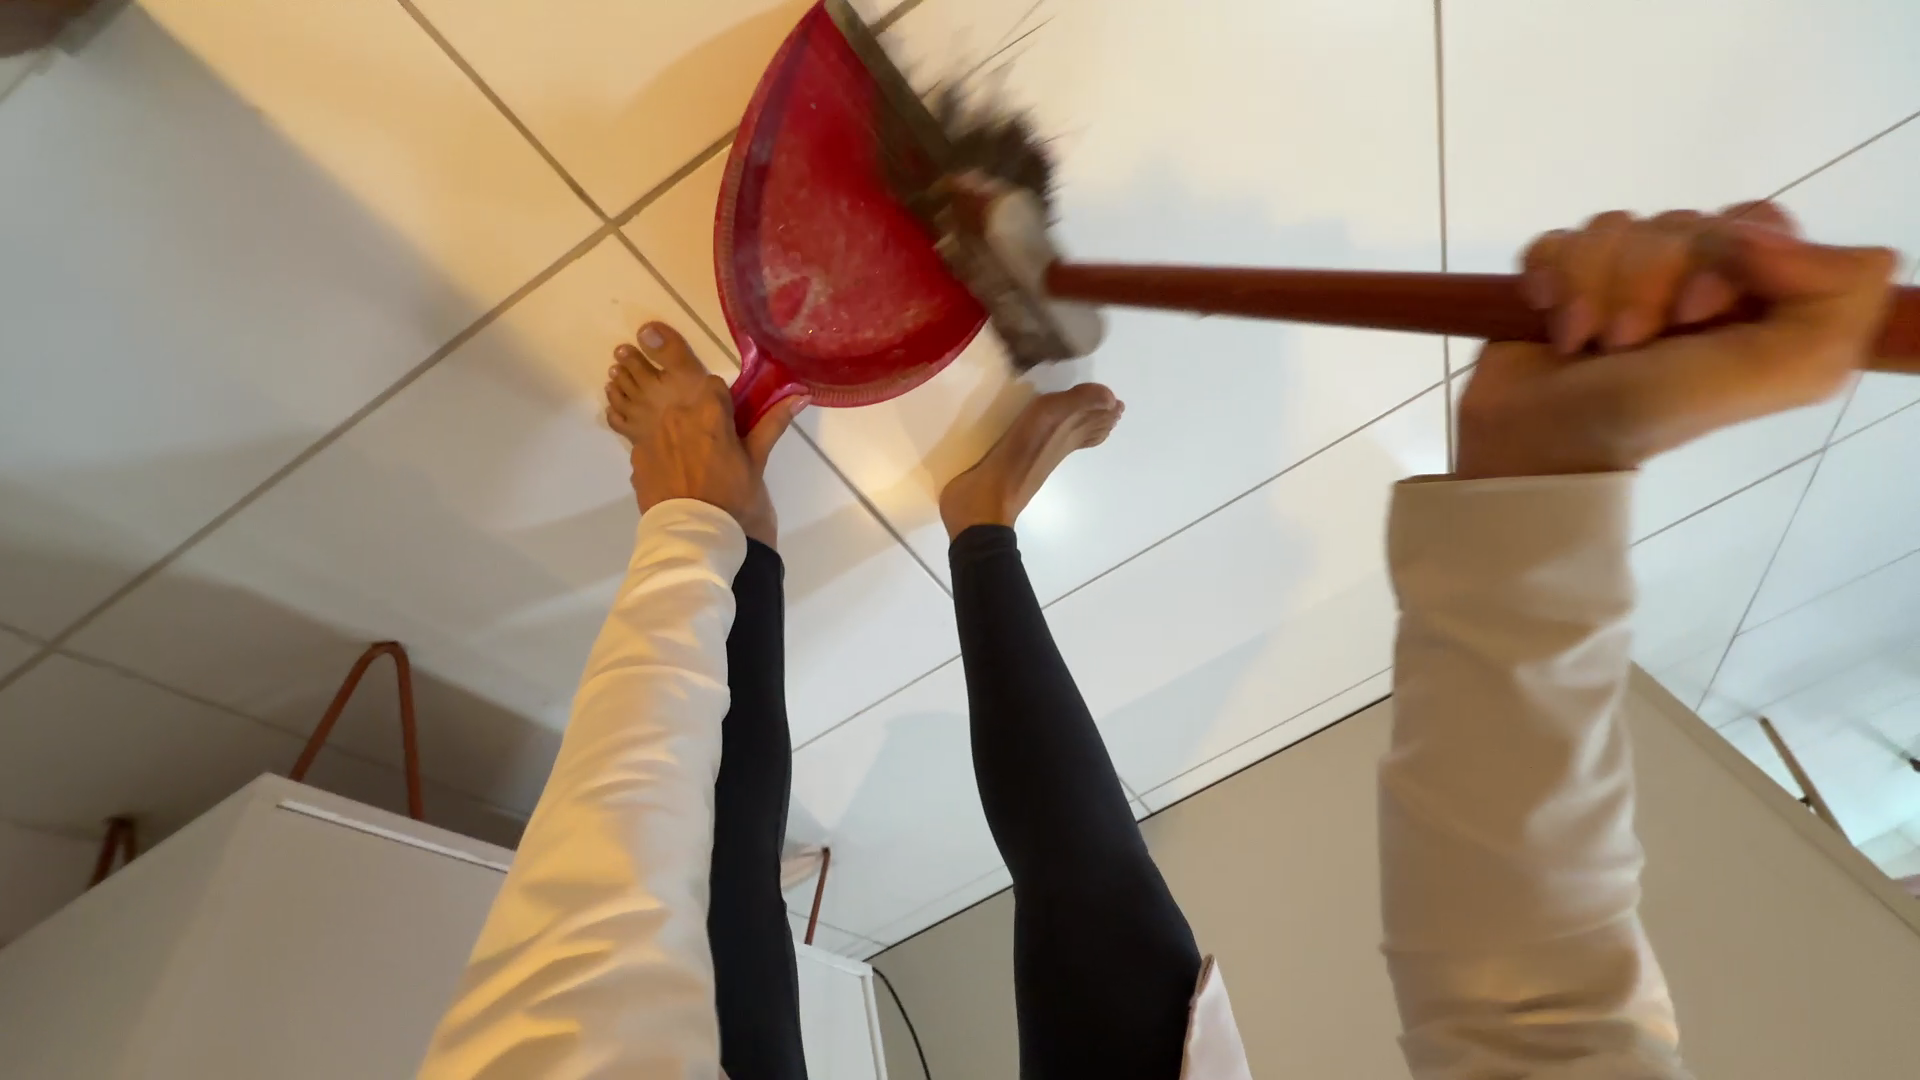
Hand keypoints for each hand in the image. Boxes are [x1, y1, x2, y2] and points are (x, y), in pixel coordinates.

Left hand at [605, 322, 804, 546]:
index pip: (692, 370)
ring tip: (619, 364)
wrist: (698, 533)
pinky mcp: (636, 454)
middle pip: (653, 374)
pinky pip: (624, 423)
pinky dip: (620, 409)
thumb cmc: (735, 496)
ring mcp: (649, 433)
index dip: (675, 352)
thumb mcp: (757, 458)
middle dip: (643, 357)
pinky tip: (617, 404)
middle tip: (632, 344)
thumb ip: (773, 422)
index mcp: (708, 410)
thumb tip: (801, 395)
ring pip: (630, 394)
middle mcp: (673, 413)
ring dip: (625, 377)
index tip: (657, 334)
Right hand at [1455, 203, 1897, 480]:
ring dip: (1587, 288)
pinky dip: (1546, 274)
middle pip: (1676, 224)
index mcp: (1753, 293)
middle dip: (1642, 284)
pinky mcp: (1553, 281)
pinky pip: (1555, 241)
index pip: (1753, 221)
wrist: (1534, 440)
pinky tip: (1543, 311)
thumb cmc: (1647, 413)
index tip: (1689, 315)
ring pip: (1612, 228)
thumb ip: (1839, 291)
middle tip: (1622, 343)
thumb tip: (1754, 236)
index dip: (1719, 256)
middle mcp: (1687, 279)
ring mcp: (1614, 279)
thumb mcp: (1787, 372)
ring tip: (1577, 341)